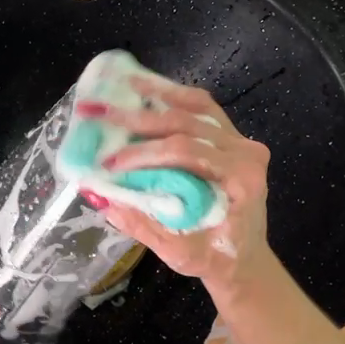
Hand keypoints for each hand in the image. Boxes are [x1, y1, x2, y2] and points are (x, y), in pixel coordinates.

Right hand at [81, 78, 275, 302]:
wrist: (244, 258)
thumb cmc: (215, 258)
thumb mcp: (180, 253)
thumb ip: (145, 228)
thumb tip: (105, 202)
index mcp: (240, 178)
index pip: (187, 152)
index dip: (145, 153)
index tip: (109, 163)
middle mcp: (245, 152)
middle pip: (187, 123)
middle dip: (138, 120)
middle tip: (99, 114)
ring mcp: (239, 140)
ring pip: (195, 107)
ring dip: (155, 96)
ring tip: (120, 85)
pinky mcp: (228, 136)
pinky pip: (201, 108)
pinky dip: (171, 96)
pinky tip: (144, 88)